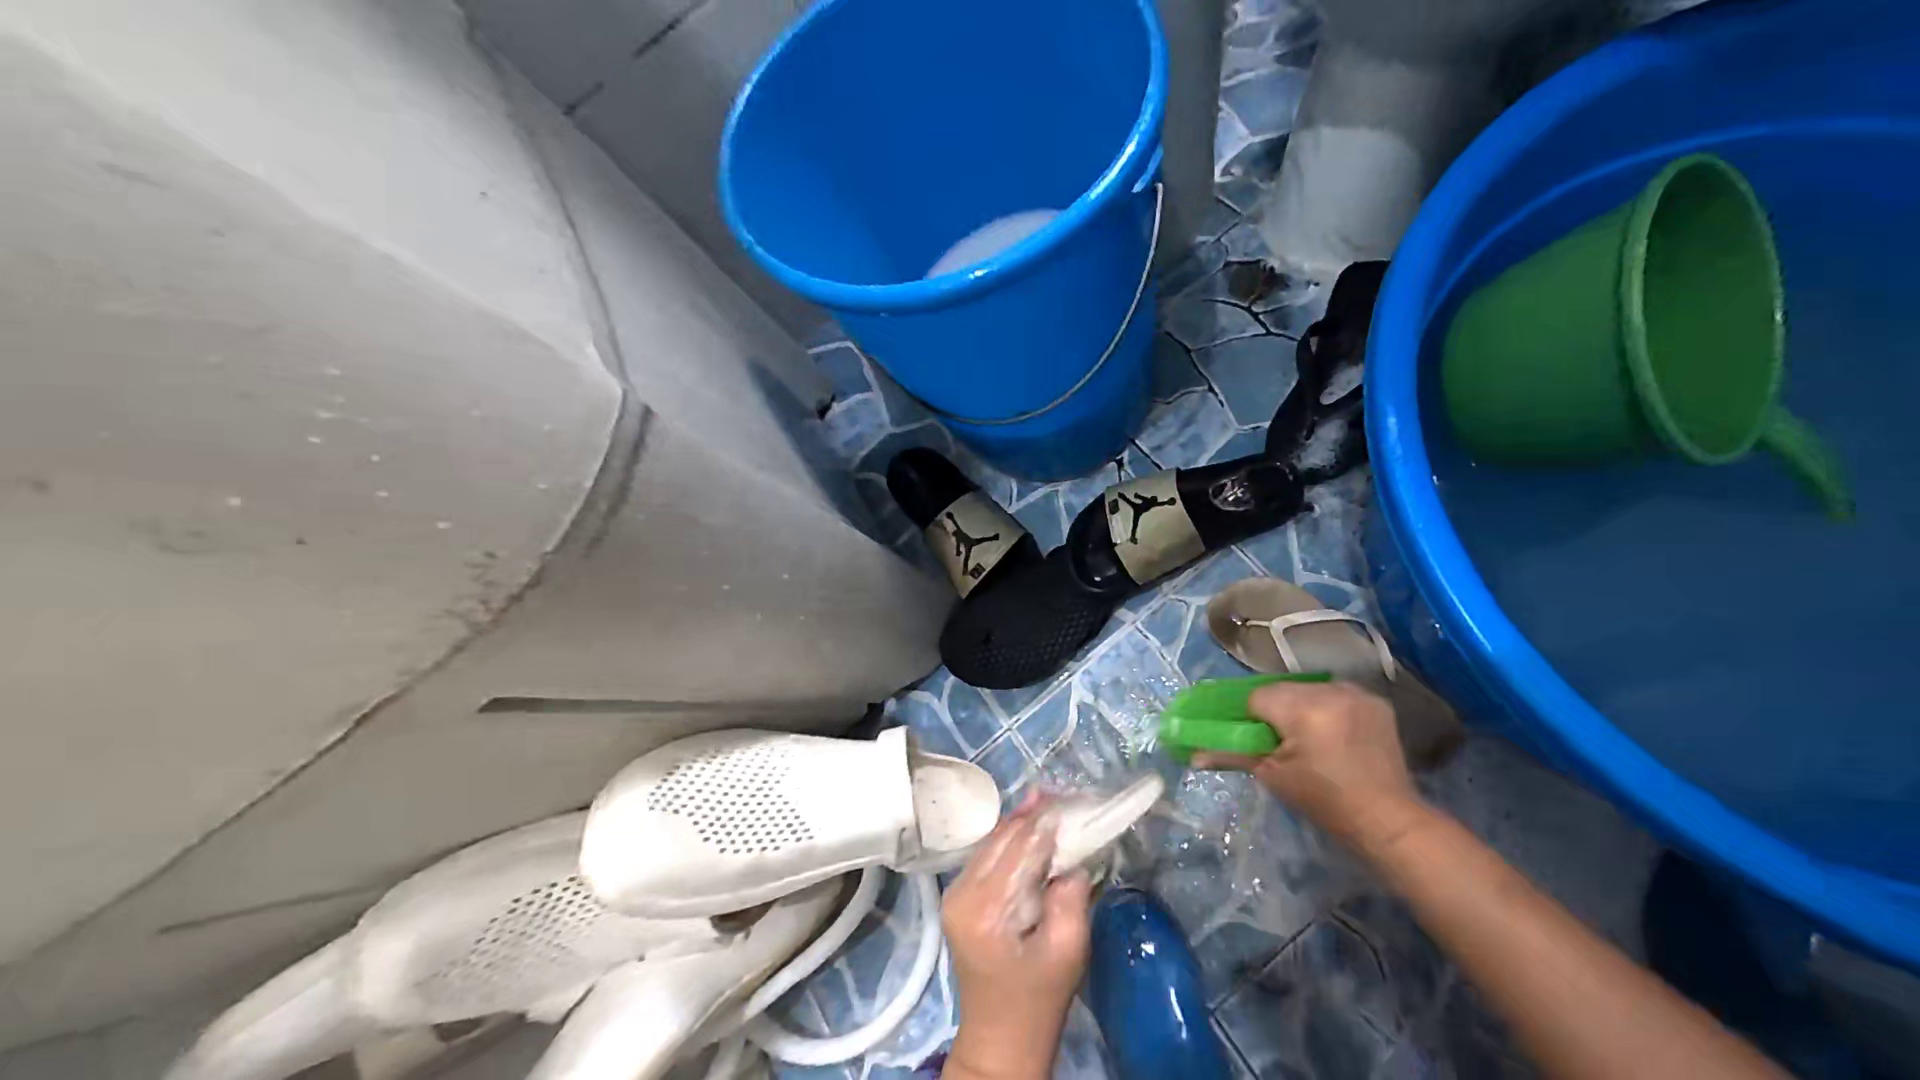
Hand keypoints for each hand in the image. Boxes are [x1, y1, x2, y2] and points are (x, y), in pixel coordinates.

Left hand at [941, 796, 1091, 1079]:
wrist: (1001, 1039)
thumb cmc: (1040, 999)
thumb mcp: (1069, 948)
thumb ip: (1070, 894)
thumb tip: (1068, 852)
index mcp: (986, 908)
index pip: (1018, 848)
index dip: (1045, 821)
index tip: (1069, 799)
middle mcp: (961, 893)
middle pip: (999, 840)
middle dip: (1030, 816)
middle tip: (1060, 792)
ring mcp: (954, 895)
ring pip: (989, 844)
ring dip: (1018, 825)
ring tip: (1046, 801)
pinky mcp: (957, 899)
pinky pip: (984, 859)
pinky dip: (1007, 843)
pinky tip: (1026, 829)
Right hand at [1194, 681, 1430, 856]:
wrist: (1388, 820)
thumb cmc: (1325, 801)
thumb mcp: (1273, 776)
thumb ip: (1231, 754)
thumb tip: (1191, 754)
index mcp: (1303, 709)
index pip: (1256, 696)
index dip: (1250, 717)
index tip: (1257, 739)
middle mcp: (1330, 692)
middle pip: (1282, 690)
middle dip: (1275, 711)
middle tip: (1280, 742)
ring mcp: (1356, 694)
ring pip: (1307, 689)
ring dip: (1300, 707)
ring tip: (1308, 738)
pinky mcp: (1375, 701)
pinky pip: (1334, 694)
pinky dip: (1326, 707)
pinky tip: (1331, 731)